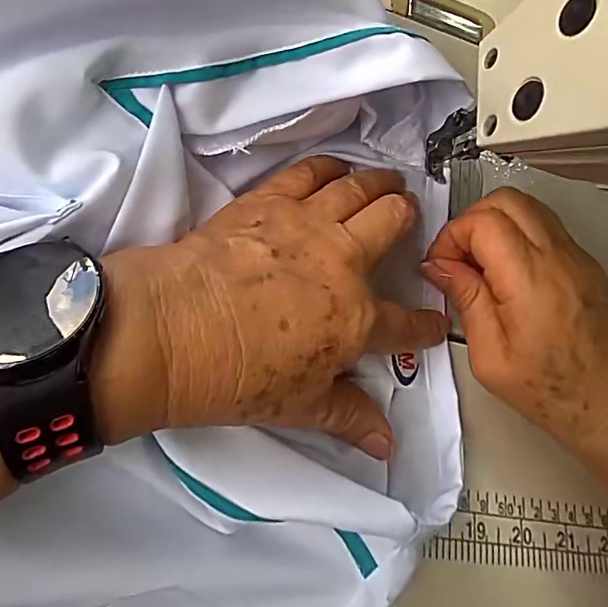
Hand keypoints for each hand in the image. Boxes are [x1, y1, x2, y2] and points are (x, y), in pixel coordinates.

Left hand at [94, 156, 449, 458]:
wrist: (177, 327)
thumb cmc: (235, 373)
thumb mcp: (300, 406)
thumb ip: (348, 415)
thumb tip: (383, 440)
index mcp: (356, 319)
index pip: (406, 324)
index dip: (424, 325)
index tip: (430, 322)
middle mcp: (340, 262)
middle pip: (391, 224)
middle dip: (407, 217)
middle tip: (408, 212)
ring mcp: (303, 226)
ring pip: (356, 189)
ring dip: (377, 182)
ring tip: (387, 180)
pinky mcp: (265, 203)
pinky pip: (306, 173)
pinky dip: (325, 166)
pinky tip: (333, 166)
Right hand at [420, 188, 607, 495]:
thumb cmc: (557, 392)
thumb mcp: (489, 355)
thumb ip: (464, 299)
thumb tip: (439, 267)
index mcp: (533, 281)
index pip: (482, 222)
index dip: (451, 237)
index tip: (441, 266)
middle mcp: (560, 261)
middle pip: (505, 201)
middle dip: (469, 221)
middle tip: (455, 257)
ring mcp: (577, 259)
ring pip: (526, 206)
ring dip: (492, 223)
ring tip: (476, 263)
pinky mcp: (583, 266)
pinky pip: (542, 226)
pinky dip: (513, 233)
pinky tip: (500, 271)